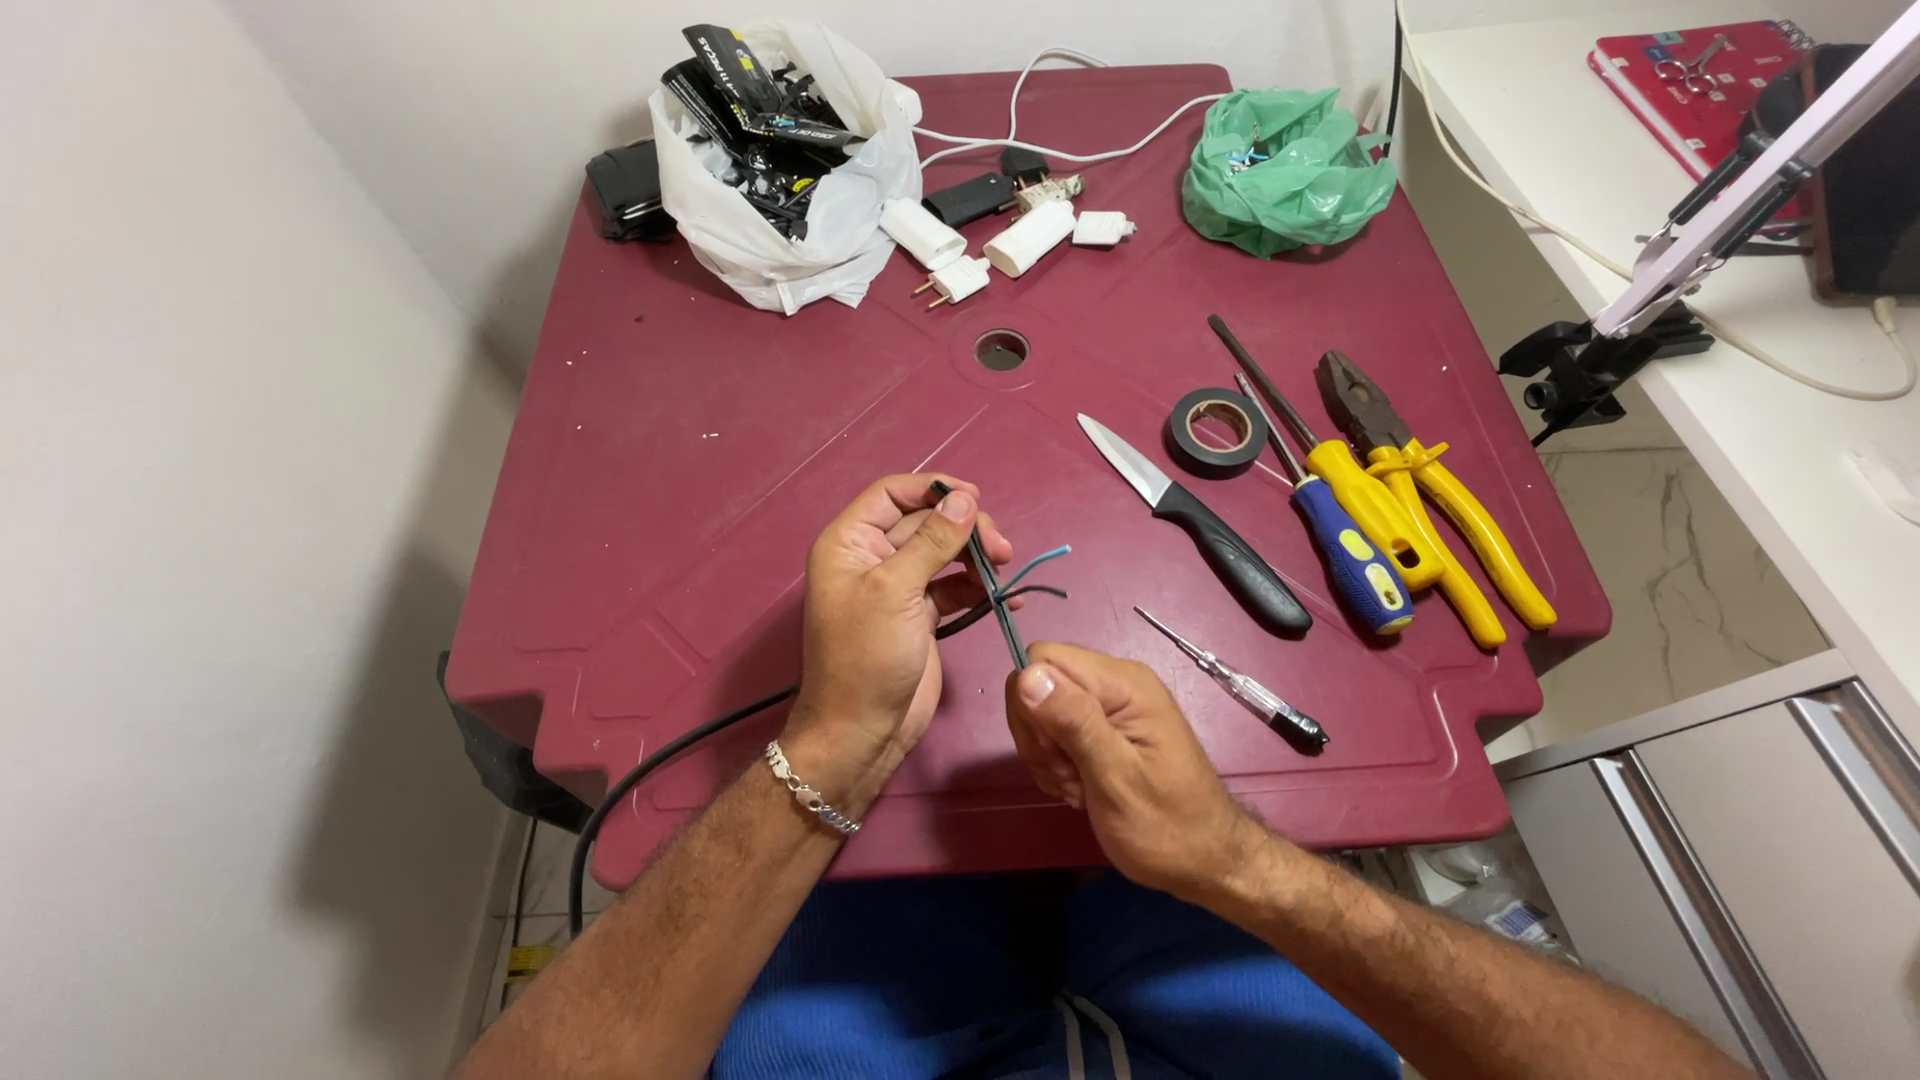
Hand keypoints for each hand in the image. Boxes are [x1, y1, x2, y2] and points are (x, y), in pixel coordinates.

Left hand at [781, 473, 1012, 813]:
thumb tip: (964, 499)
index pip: (892, 494)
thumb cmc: (866, 656)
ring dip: (977, 558)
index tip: (976, 499)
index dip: (932, 490)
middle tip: (1001, 549)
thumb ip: (932, 541)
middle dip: (965, 529)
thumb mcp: (896, 591)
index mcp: (850, 543)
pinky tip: (1006, 597)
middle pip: (925, 522)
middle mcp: (872, 559)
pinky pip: (955, 588)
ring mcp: (899, 589)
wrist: (862, 732)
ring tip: (1003, 574)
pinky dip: (979, 589)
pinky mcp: (922, 617)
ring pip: (944, 554)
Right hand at [1004, 643, 1265, 900]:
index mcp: (1123, 683)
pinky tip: (1079, 789)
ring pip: (1041, 710)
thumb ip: (1074, 722)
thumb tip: (1028, 675)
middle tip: (1067, 775)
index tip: (1053, 751)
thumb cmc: (1165, 826)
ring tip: (1077, 787)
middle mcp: (1115, 682)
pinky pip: (1055, 729)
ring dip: (1046, 754)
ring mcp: (1110, 704)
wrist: (1204, 860)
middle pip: (1038, 682)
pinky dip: (1055, 762)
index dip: (1033, 703)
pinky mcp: (1104, 727)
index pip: (1044, 659)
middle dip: (1037, 733)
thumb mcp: (1116, 777)